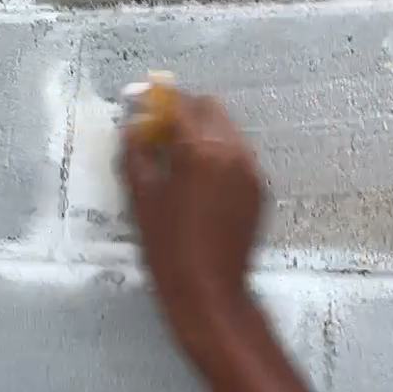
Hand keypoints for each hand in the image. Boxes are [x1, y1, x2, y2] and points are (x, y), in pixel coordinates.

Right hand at [119, 94, 266, 363]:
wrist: (209, 292)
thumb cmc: (168, 247)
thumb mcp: (142, 196)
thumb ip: (137, 151)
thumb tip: (133, 126)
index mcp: (201, 149)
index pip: (181, 104)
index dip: (159, 99)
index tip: (143, 100)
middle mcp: (232, 151)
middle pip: (210, 108)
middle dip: (184, 110)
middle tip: (159, 127)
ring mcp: (251, 169)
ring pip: (227, 128)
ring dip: (202, 129)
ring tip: (177, 154)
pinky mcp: (259, 187)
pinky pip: (238, 153)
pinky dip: (218, 151)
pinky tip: (198, 176)